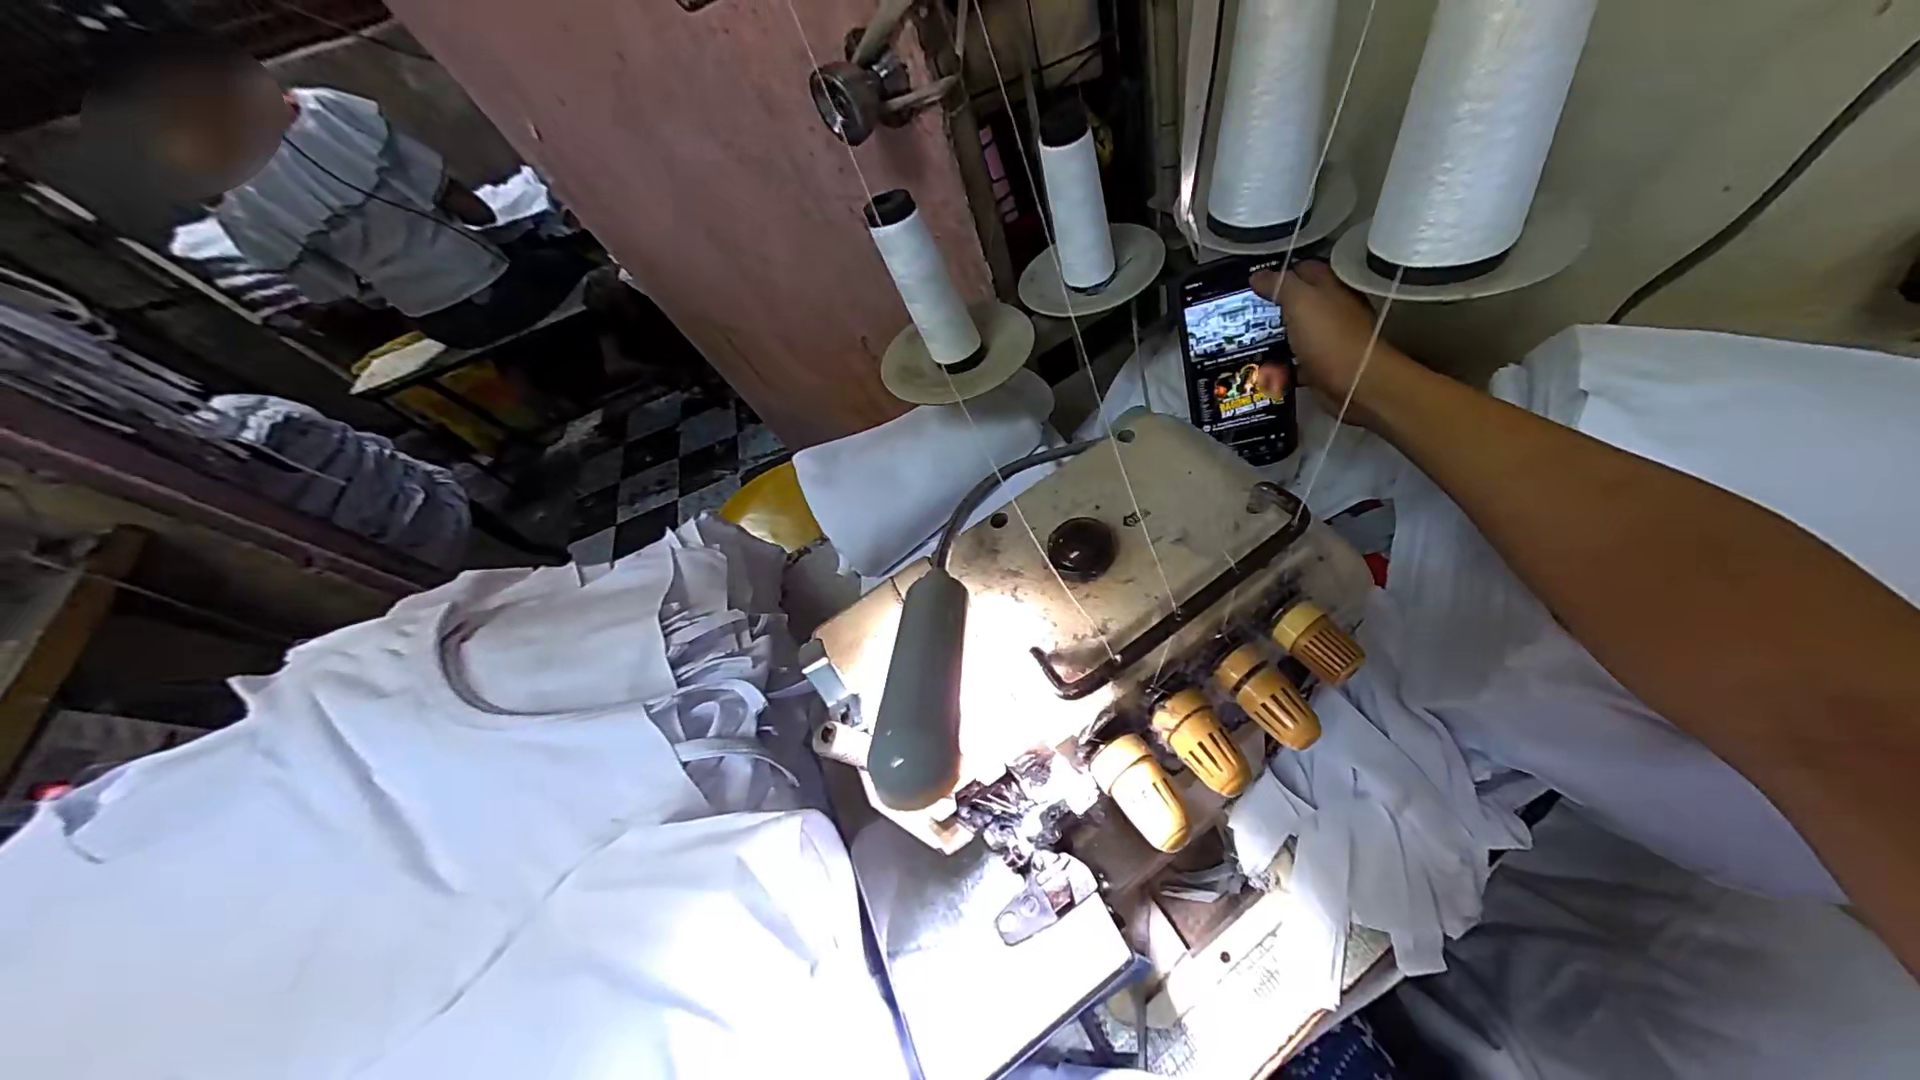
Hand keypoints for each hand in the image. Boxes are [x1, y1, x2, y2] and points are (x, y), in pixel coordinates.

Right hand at [1249, 260, 1411, 427]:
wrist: (1355, 382)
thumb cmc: (1329, 337)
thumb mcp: (1300, 302)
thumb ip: (1280, 285)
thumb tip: (1257, 275)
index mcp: (1330, 287)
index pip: (1304, 269)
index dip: (1279, 272)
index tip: (1252, 283)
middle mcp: (1332, 309)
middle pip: (1298, 302)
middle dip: (1271, 307)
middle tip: (1244, 314)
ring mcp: (1328, 339)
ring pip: (1295, 332)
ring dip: (1273, 337)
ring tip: (1245, 341)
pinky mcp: (1322, 365)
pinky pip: (1295, 362)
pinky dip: (1279, 365)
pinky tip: (1261, 368)